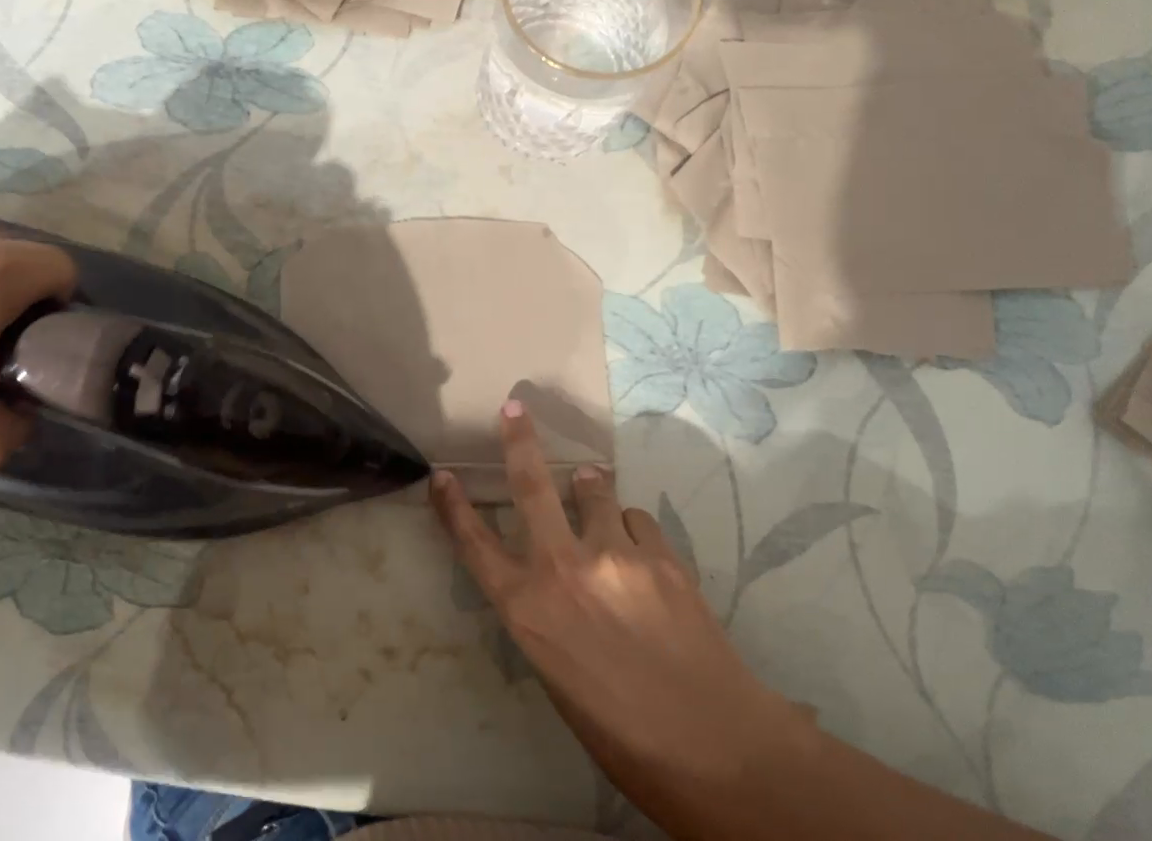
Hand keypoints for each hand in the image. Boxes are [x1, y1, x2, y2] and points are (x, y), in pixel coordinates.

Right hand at [430, 400, 812, 792]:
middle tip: (516, 408)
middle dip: (520, 441)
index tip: (441, 475)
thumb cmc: (617, 733)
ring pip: (595, 494)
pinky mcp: (662, 556)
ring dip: (589, 488)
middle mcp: (562, 568)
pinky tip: (641, 552)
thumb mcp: (555, 675)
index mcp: (524, 608)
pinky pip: (637, 522)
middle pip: (532, 486)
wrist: (710, 743)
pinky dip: (631, 528)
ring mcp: (615, 555)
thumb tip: (554, 587)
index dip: (453, 507)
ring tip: (593, 486)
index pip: (474, 543)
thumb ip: (546, 619)